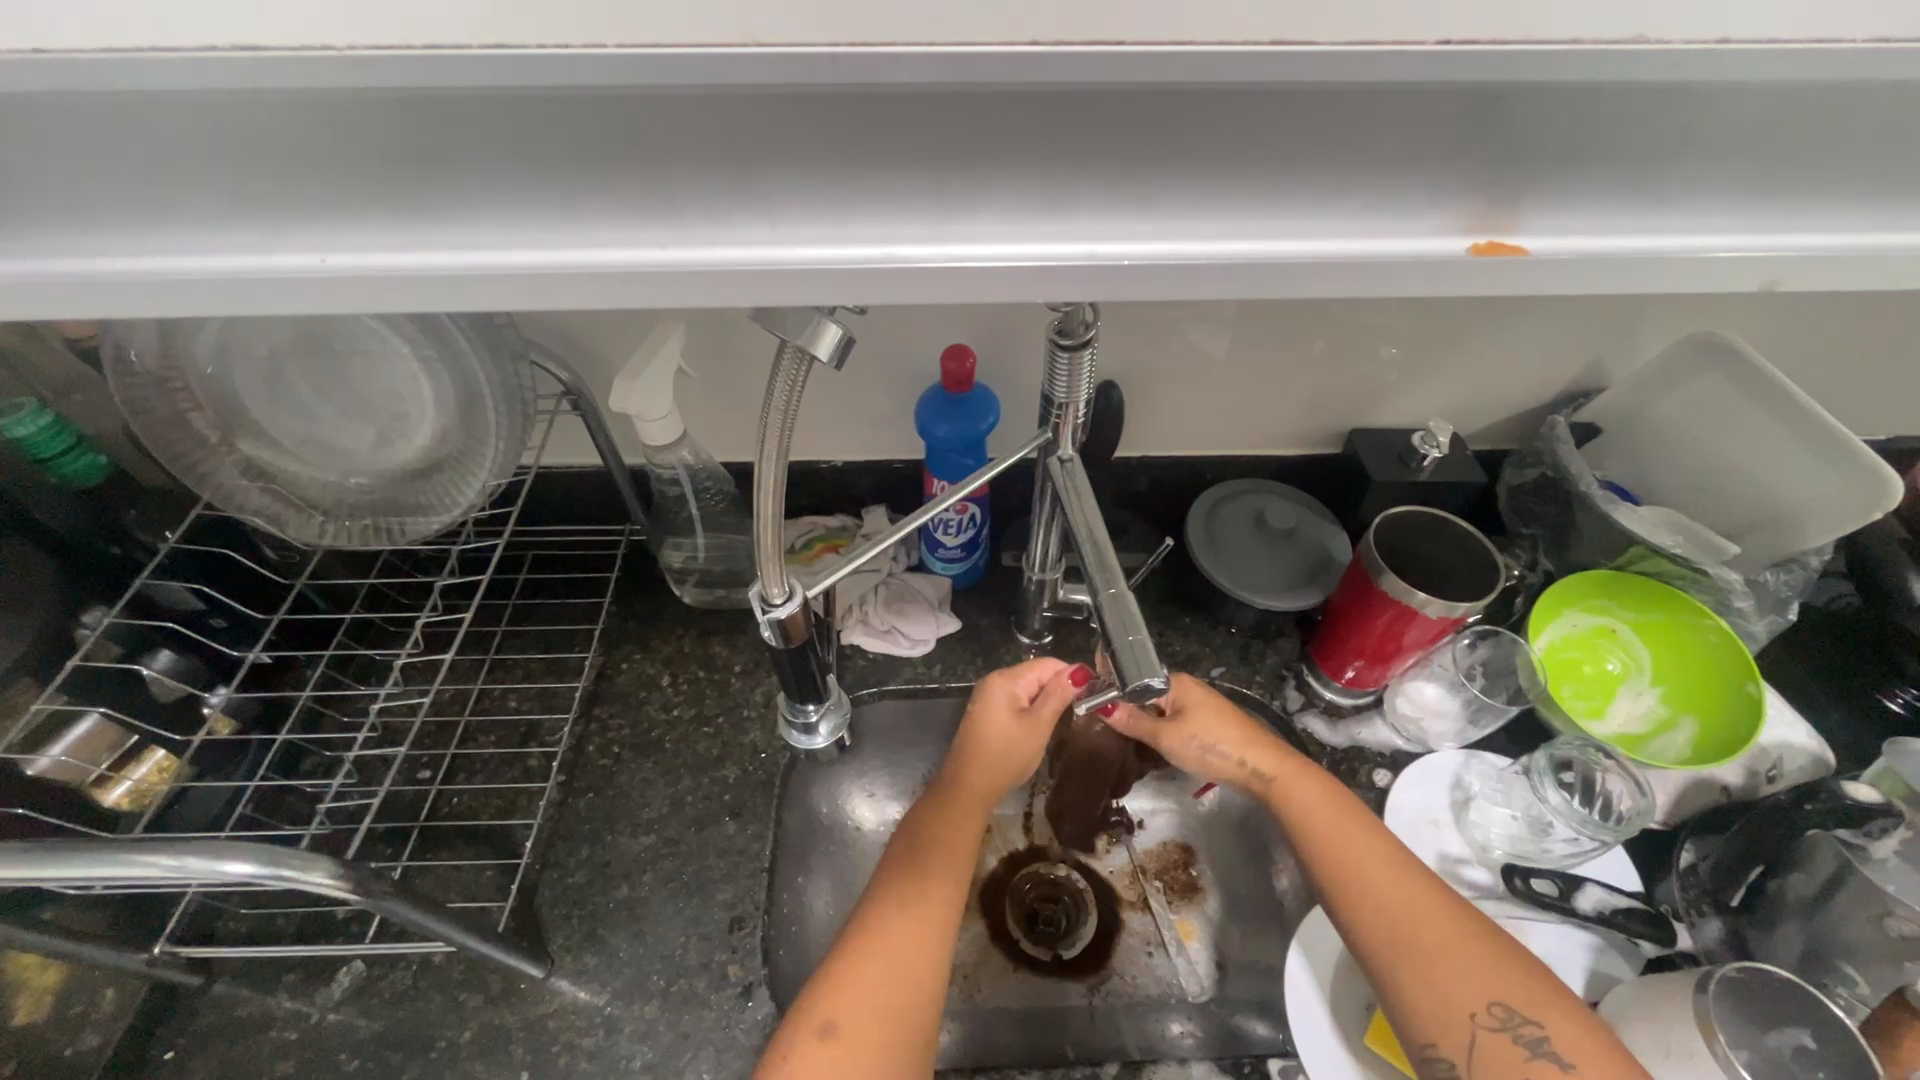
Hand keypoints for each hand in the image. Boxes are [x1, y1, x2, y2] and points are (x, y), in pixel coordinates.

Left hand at [935, 658, 1089, 809]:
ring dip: (1046, 700)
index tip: (1093, 694)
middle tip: (1081, 711)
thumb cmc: (1006, 756)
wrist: (968, 787)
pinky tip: (1039, 727)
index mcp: (1006, 678)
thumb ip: (1058, 695)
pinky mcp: (986, 711)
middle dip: (1059, 688)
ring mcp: (988, 696)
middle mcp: (995, 680)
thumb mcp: (1038, 726)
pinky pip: (1015, 700)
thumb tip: (1079, 670)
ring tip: (1064, 720)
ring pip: (1027, 688)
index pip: (1048, 663)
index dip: (1072, 675)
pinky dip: (1031, 709)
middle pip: (1036, 673)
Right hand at [1100, 673, 1299, 795]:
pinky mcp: (1209, 723)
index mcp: (1174, 682)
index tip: (1091, 712)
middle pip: (1146, 697)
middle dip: (1129, 714)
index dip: (1112, 696)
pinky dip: (1163, 734)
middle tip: (1105, 735)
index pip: (1132, 682)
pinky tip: (1153, 750)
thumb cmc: (1211, 745)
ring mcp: (1199, 706)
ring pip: (1161, 712)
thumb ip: (1132, 722)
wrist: (1263, 767)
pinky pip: (1175, 723)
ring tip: (1124, 745)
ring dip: (1146, 727)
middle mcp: (1186, 687)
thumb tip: (1099, 704)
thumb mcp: (1165, 737)